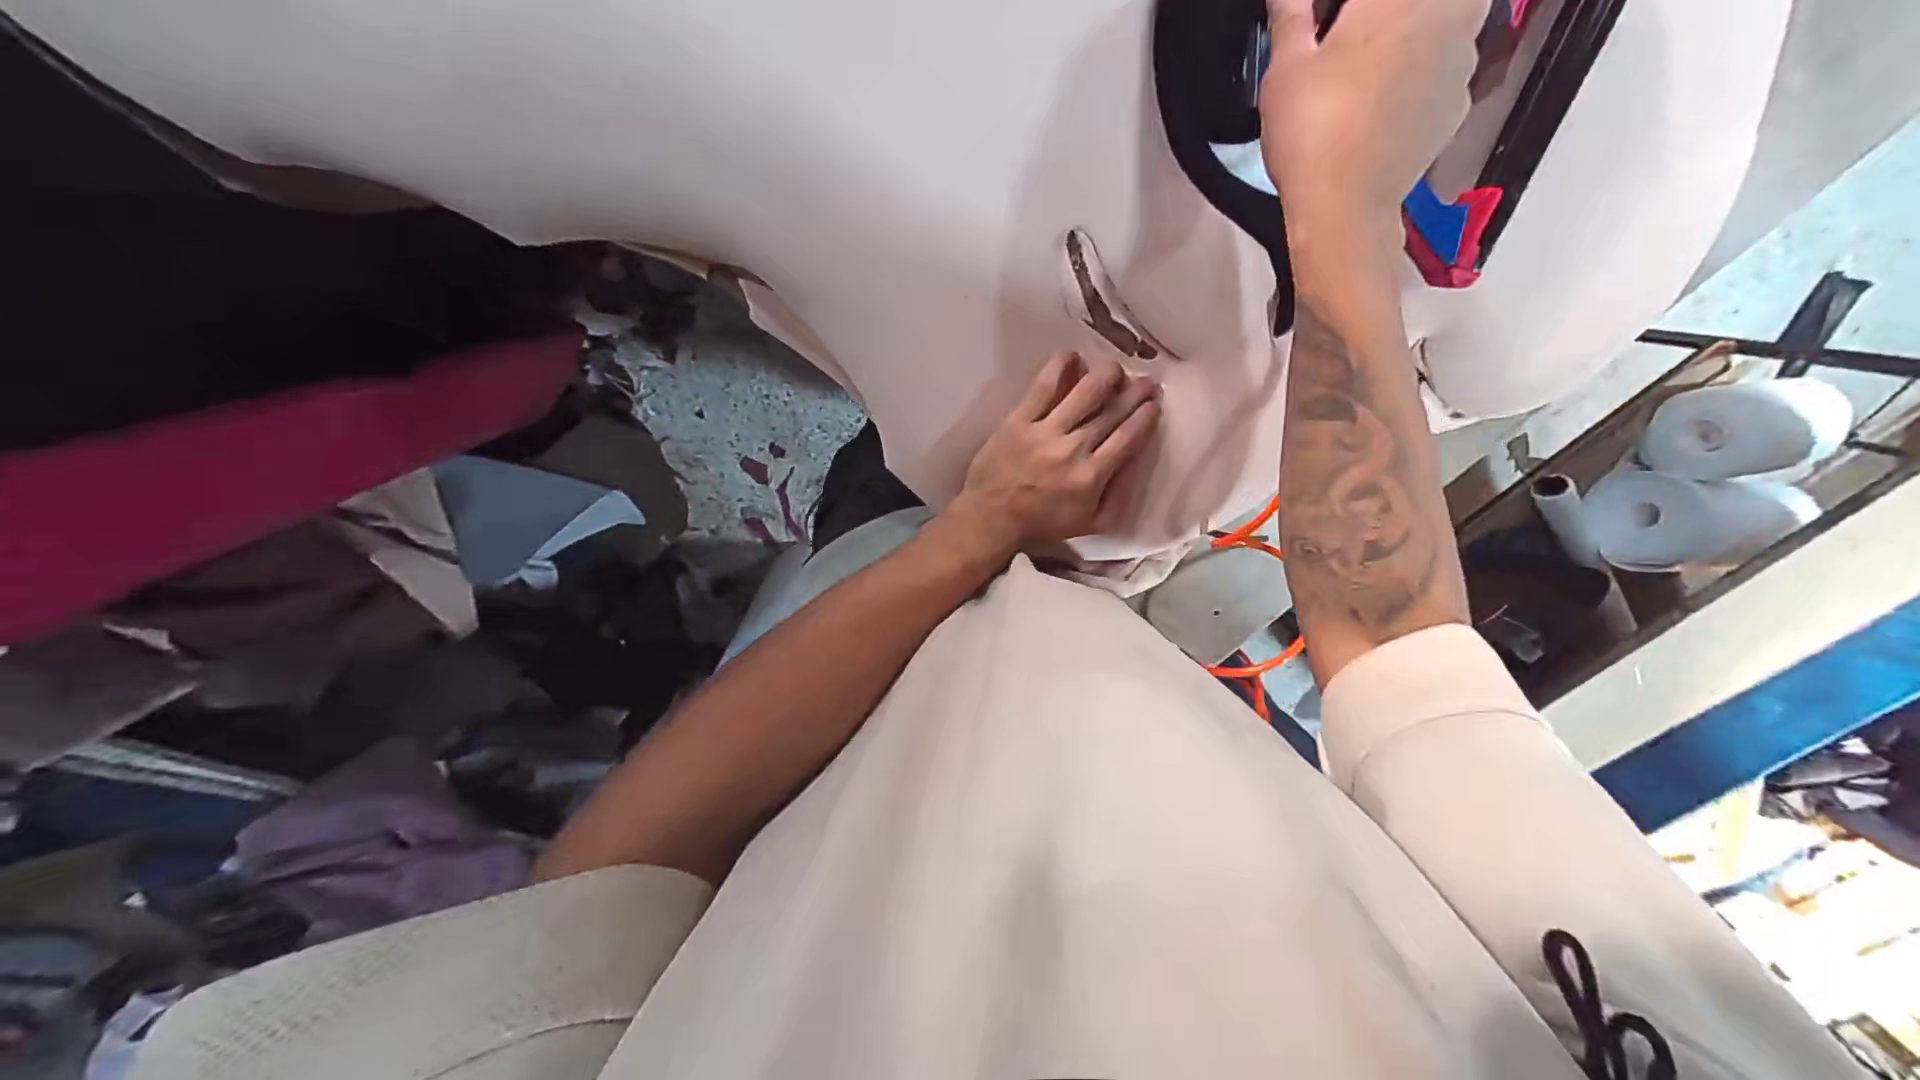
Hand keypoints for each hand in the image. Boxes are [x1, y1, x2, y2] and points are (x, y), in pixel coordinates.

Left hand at [940, 351, 1159, 560]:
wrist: (991, 518)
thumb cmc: (1040, 524)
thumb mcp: (1088, 523)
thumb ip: (1115, 498)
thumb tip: (1134, 467)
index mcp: (1092, 476)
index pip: (1128, 437)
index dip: (1146, 416)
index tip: (1155, 403)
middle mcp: (1073, 449)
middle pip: (1112, 412)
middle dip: (1135, 393)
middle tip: (1147, 381)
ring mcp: (1045, 431)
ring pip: (1084, 392)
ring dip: (1106, 375)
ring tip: (1115, 368)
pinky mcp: (1019, 420)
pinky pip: (1043, 387)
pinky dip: (1061, 367)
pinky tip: (1073, 356)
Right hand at [1258, 0, 1485, 287]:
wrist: (1346, 207)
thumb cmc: (1310, 132)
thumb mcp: (1285, 71)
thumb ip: (1291, 14)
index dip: (1346, 12)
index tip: (1328, 26)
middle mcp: (1447, 11)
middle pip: (1422, 3)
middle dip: (1386, 16)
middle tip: (1351, 37)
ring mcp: (1462, 56)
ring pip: (1452, 16)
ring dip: (1418, 29)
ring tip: (1372, 64)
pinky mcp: (1460, 99)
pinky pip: (1450, 62)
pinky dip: (1425, 68)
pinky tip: (1389, 98)